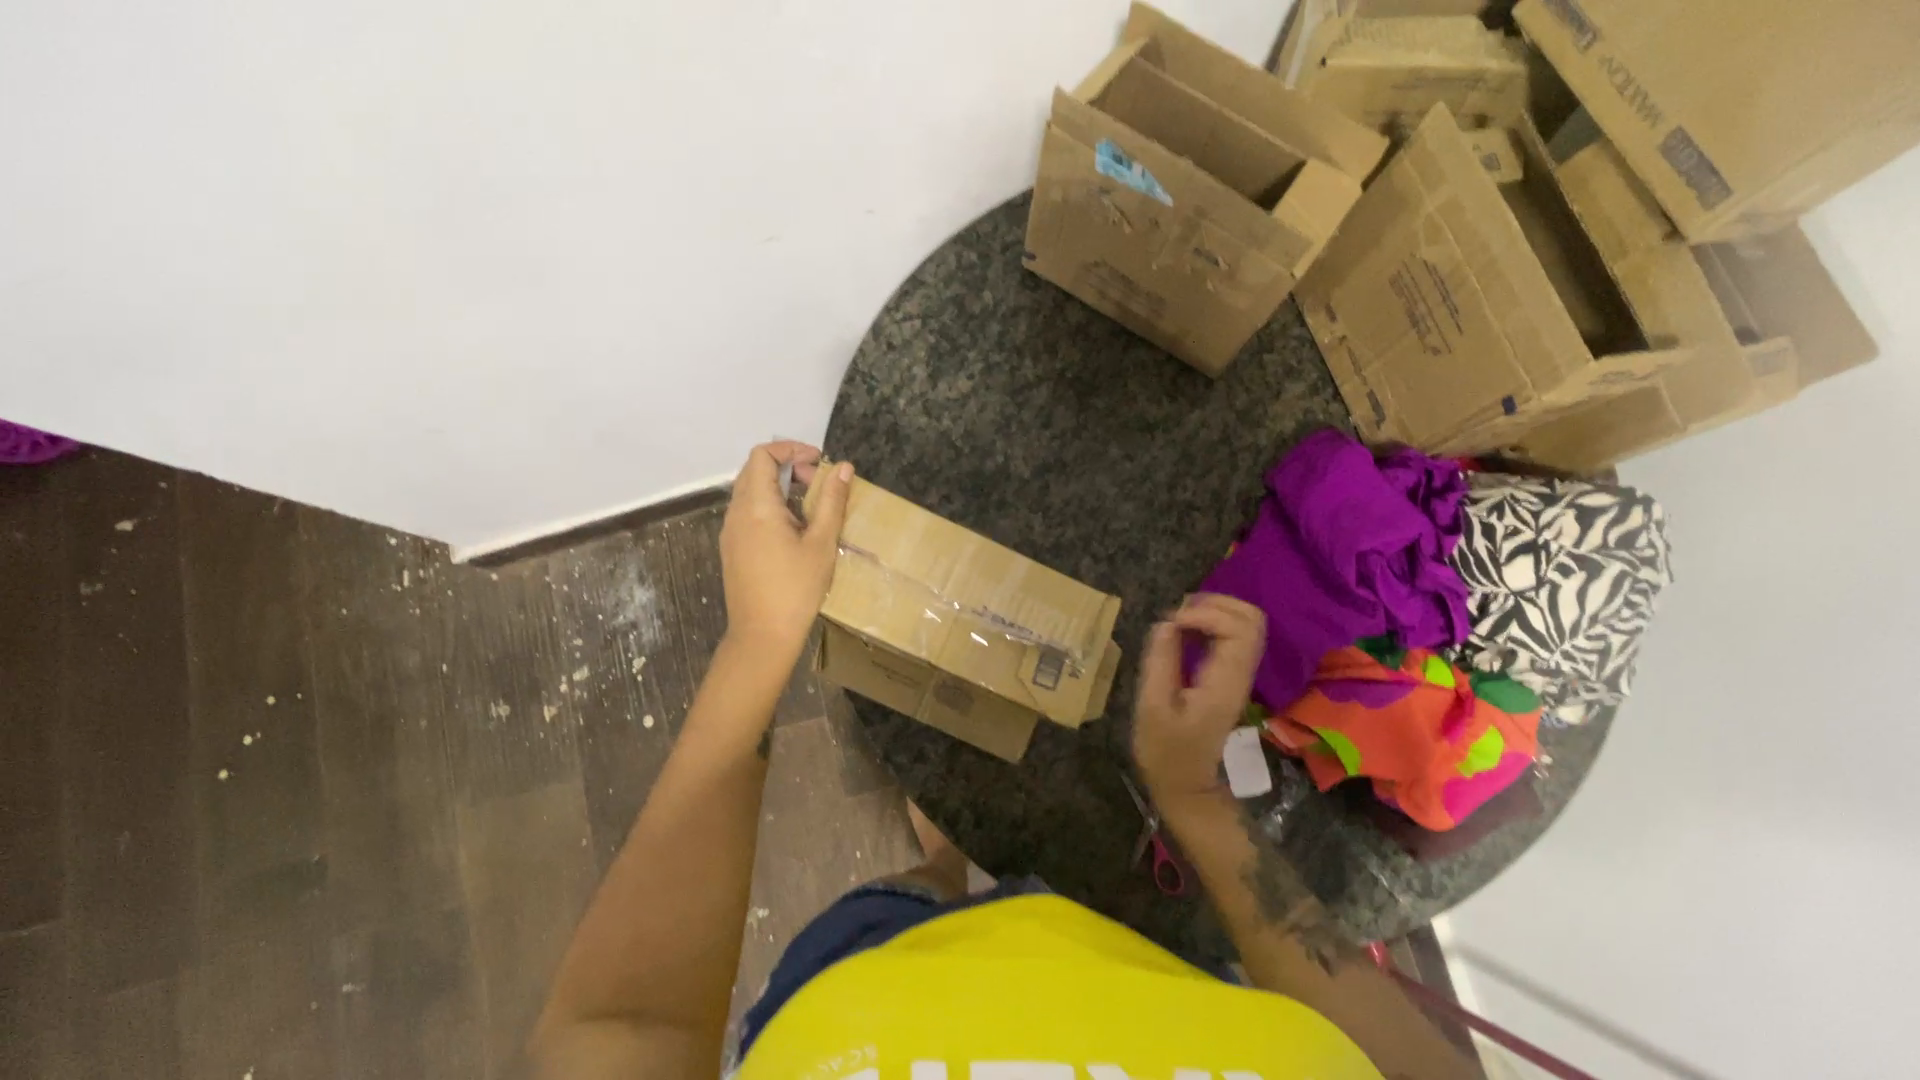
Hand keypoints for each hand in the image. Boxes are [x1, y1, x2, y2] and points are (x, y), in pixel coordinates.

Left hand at [718, 441, 852, 654]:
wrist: (762, 635)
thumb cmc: (796, 589)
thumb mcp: (821, 543)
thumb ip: (832, 501)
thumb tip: (844, 468)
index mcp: (756, 506)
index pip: (763, 455)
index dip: (791, 449)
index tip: (819, 463)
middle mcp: (737, 513)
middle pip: (754, 470)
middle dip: (788, 466)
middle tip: (818, 483)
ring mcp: (731, 532)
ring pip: (750, 491)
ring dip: (779, 487)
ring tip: (811, 507)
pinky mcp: (732, 549)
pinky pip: (748, 512)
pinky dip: (770, 506)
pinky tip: (794, 530)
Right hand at [1133, 594, 1265, 801]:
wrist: (1186, 783)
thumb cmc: (1165, 751)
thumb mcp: (1152, 707)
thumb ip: (1161, 662)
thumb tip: (1166, 624)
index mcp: (1224, 683)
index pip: (1238, 630)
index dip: (1206, 613)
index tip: (1172, 623)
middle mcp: (1240, 675)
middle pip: (1252, 619)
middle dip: (1216, 604)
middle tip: (1178, 613)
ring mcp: (1239, 676)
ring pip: (1248, 624)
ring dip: (1216, 610)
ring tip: (1181, 617)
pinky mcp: (1231, 677)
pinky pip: (1236, 636)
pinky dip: (1214, 622)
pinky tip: (1187, 629)